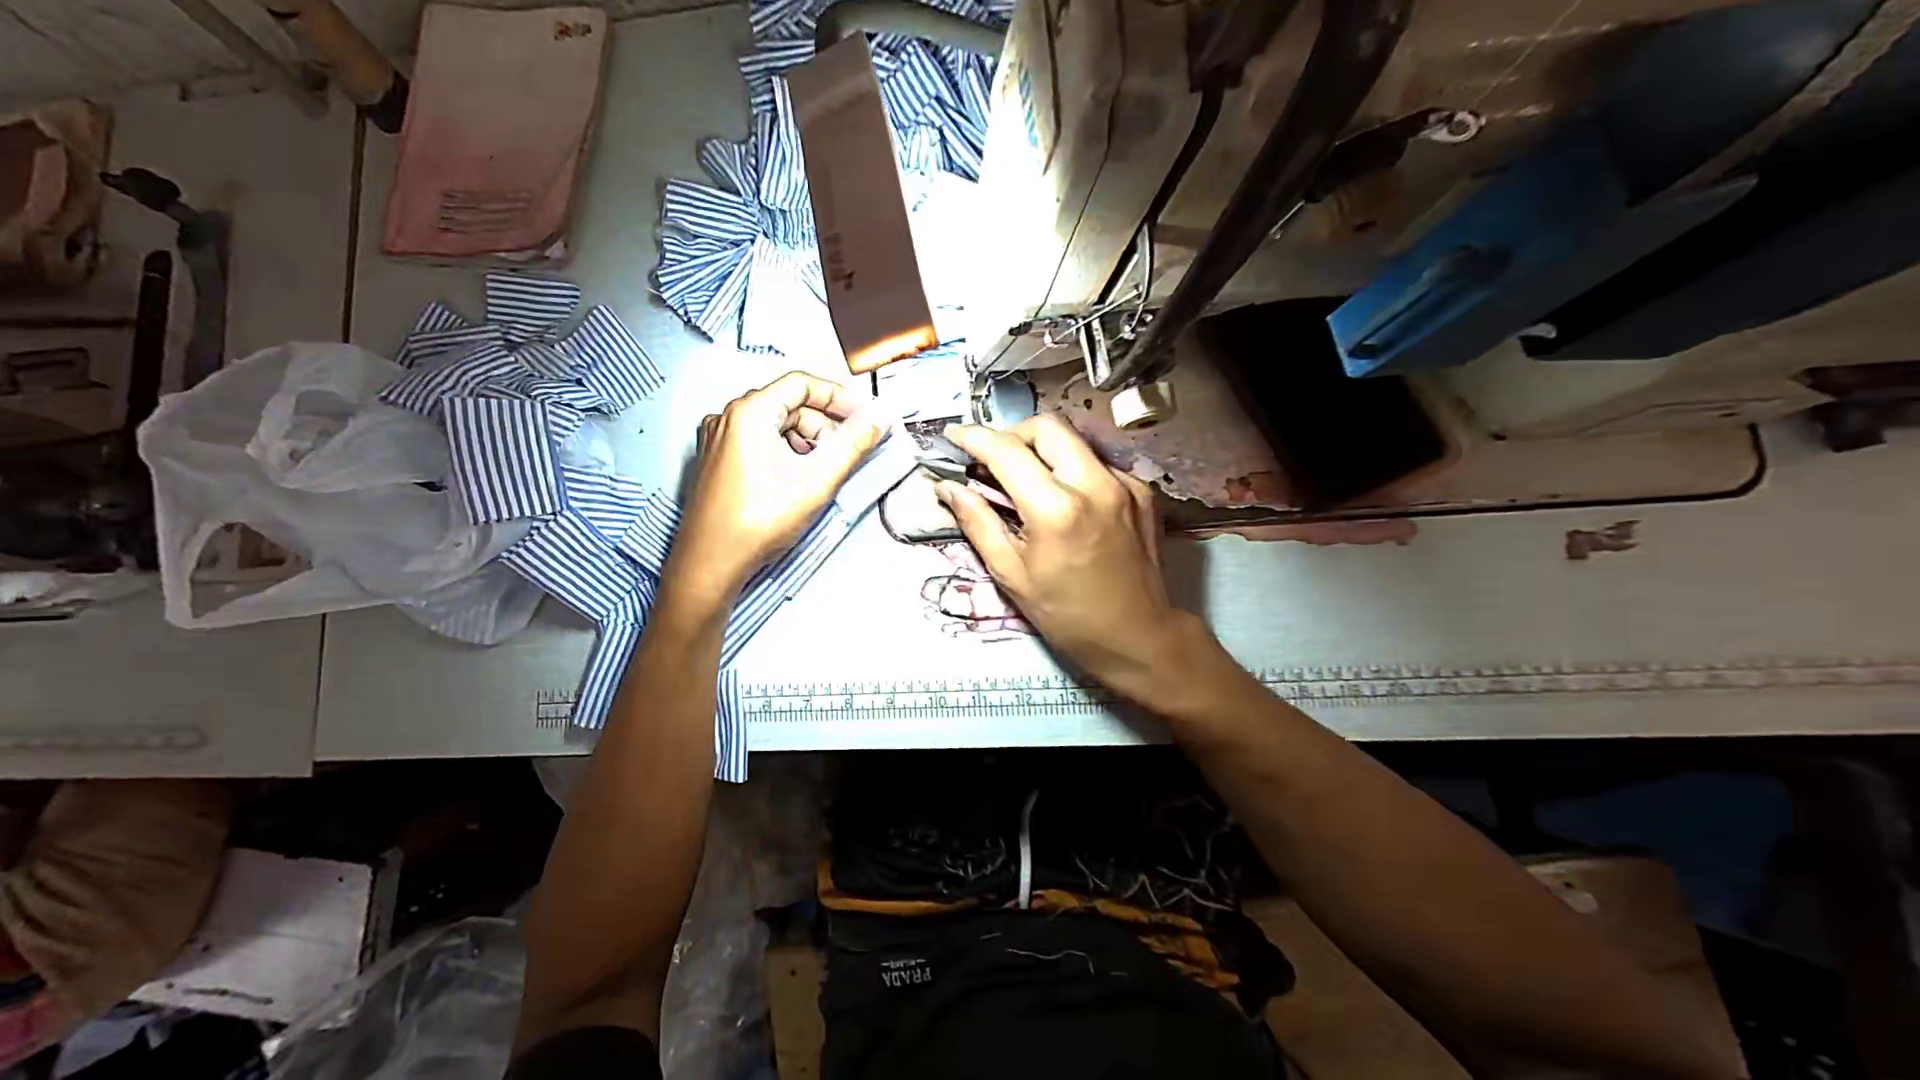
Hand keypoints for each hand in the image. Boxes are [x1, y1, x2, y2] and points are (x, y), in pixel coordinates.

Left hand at [671, 372, 884, 595]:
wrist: (710, 564)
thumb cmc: (750, 526)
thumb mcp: (816, 481)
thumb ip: (852, 445)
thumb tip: (875, 422)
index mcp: (749, 413)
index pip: (802, 384)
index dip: (838, 397)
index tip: (860, 414)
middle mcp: (728, 420)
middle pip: (789, 405)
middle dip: (823, 425)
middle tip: (846, 450)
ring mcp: (718, 441)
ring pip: (775, 425)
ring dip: (805, 442)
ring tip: (821, 472)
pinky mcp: (717, 462)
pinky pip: (758, 442)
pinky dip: (784, 453)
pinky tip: (796, 480)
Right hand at [937, 416, 1218, 708]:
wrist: (1137, 636)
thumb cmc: (1066, 614)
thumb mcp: (1011, 574)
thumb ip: (977, 522)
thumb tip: (947, 487)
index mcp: (1056, 510)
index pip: (1007, 451)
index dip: (974, 437)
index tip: (955, 437)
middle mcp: (1094, 485)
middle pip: (1046, 426)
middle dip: (1013, 434)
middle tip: (995, 460)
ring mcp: (1124, 484)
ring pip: (1074, 440)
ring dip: (1044, 450)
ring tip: (1028, 482)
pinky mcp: (1142, 491)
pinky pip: (1097, 463)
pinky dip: (1073, 472)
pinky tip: (1067, 502)